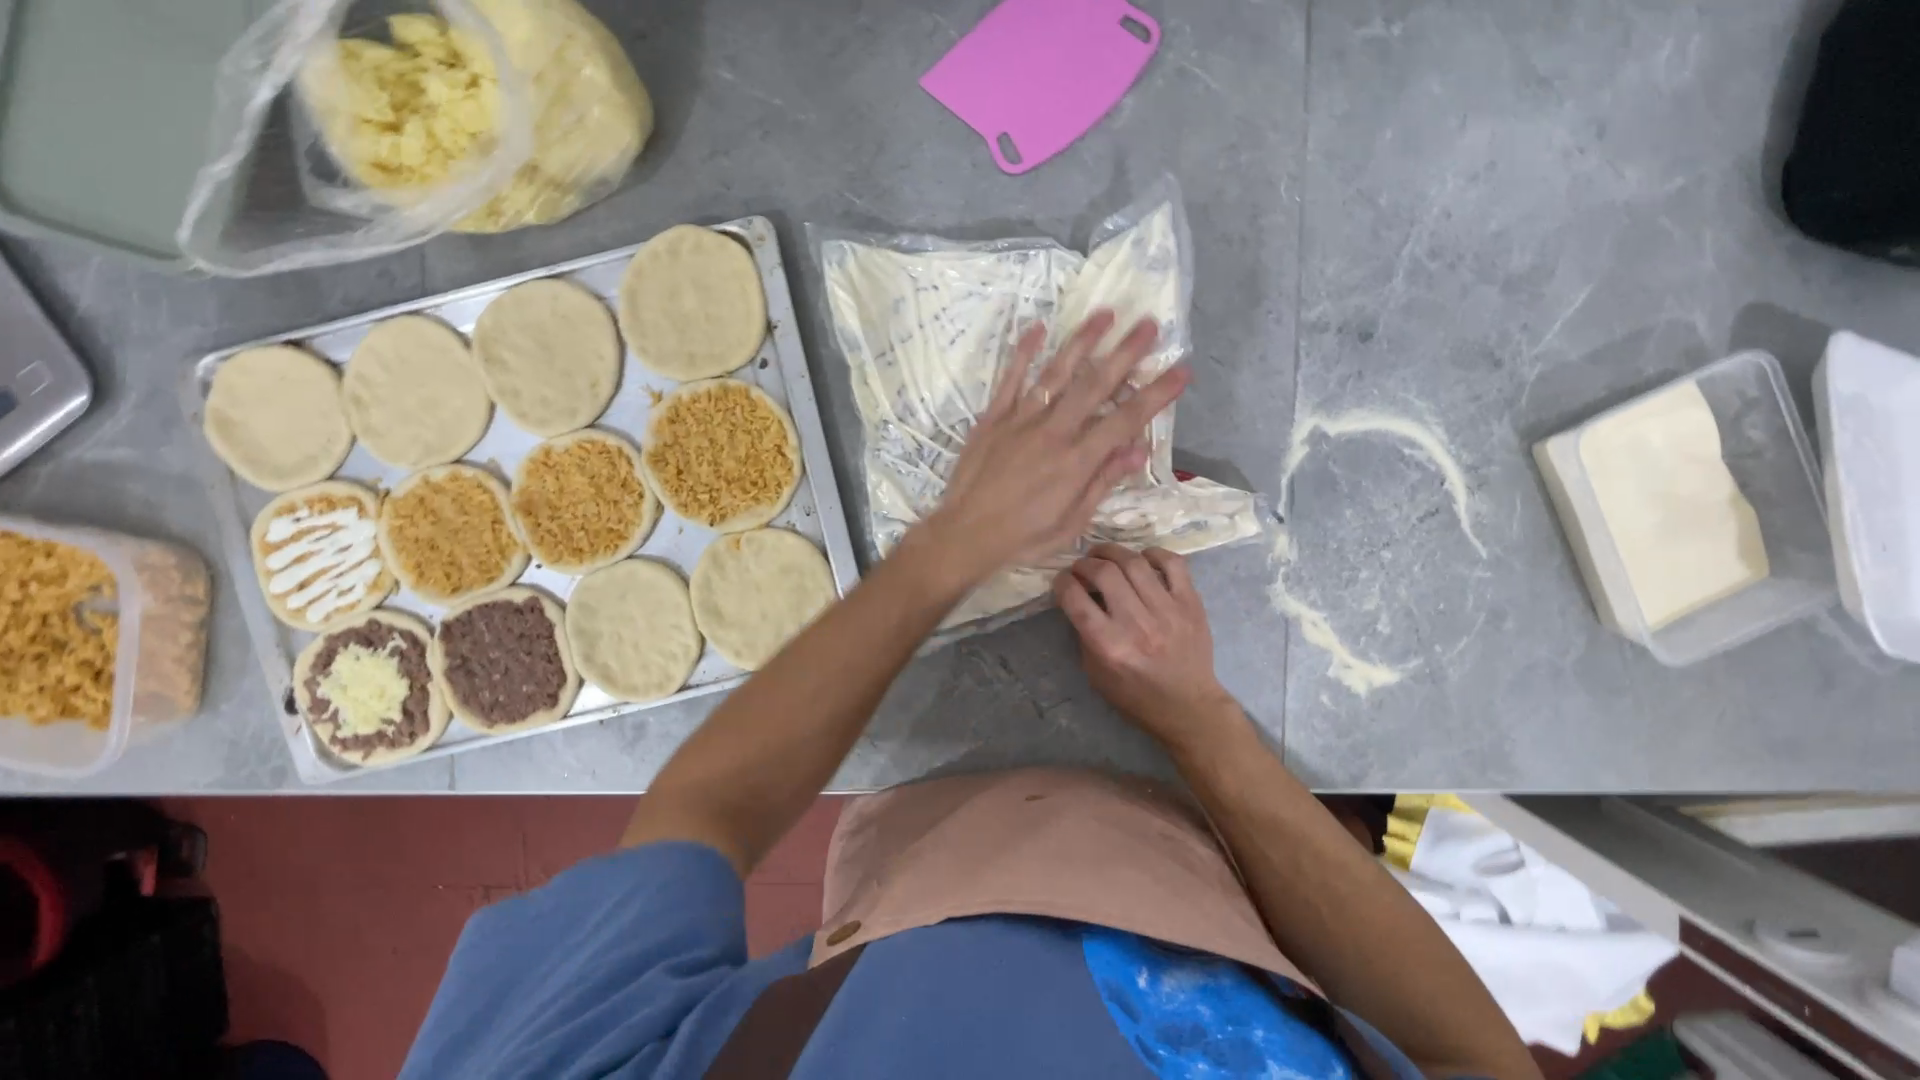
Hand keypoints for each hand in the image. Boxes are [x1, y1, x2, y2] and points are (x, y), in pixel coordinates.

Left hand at [919, 311, 1189, 583]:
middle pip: (1095, 385)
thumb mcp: (1072, 522)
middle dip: (1125, 353)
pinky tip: (1038, 327)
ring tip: (1105, 314)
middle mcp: (1053, 432)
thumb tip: (1137, 450)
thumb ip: (1103, 482)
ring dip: (1082, 341)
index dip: (1156, 394)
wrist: (965, 534)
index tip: (1181, 370)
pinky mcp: (993, 418)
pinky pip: (1010, 378)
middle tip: (1149, 324)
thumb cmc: (1023, 537)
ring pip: (1056, 372)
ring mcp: (1021, 420)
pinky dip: (1024, 351)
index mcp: (1077, 461)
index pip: (1126, 420)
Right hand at [1054, 543, 1239, 749]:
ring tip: (1104, 555)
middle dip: (1085, 563)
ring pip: (1135, 562)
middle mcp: (1137, 624)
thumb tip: (1078, 598)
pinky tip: (1142, 557)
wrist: (1187, 706)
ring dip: (1113, 552)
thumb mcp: (1096, 673)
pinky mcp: (1190, 604)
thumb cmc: (1135, 695)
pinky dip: (1154, 553)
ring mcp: (1167, 611)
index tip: (1062, 580)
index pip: (1075, 598)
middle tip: (1081, 567)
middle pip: (1104, 573)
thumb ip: (1085, 635)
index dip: (1062, 582)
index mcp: (1109, 645)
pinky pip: (1173, 564)